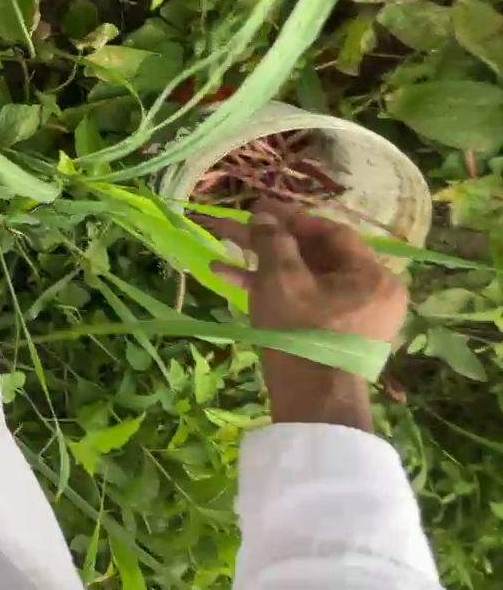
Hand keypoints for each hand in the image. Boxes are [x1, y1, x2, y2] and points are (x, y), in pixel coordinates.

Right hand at [201, 201, 407, 431]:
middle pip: (314, 252)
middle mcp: (370, 290)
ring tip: (222, 244)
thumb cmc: (300, 326)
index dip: (294, 218)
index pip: (333, 233)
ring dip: (261, 258)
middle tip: (236, 223)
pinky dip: (268, 283)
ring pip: (302, 272)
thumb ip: (272, 241)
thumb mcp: (281, 278)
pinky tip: (227, 275)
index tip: (259, 209)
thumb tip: (264, 214)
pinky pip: (301, 293)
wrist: (311, 387)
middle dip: (270, 237)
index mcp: (372, 277)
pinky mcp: (332, 324)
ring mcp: (352, 309)